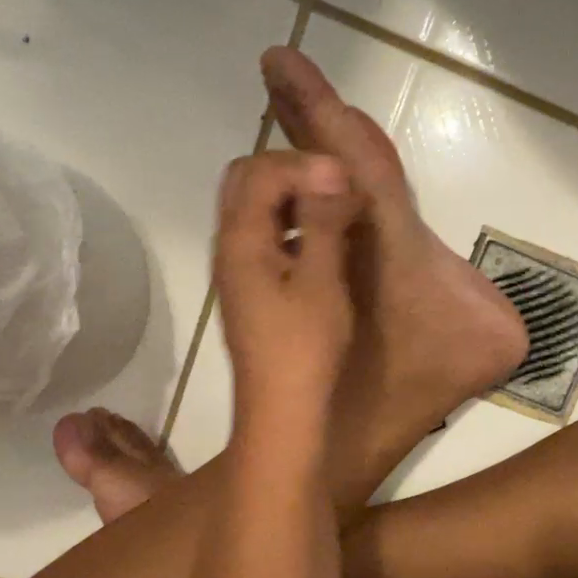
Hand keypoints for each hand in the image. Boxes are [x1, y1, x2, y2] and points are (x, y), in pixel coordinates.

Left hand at [213, 152, 360, 437]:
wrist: (282, 412)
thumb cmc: (305, 349)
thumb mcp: (322, 282)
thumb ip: (324, 222)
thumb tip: (331, 168)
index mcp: (242, 240)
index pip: (260, 171)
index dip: (303, 165)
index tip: (347, 182)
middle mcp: (230, 248)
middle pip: (246, 183)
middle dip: (292, 173)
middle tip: (338, 189)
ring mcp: (237, 271)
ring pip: (254, 210)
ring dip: (292, 199)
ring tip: (337, 212)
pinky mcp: (252, 292)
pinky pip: (265, 238)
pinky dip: (292, 227)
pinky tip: (325, 248)